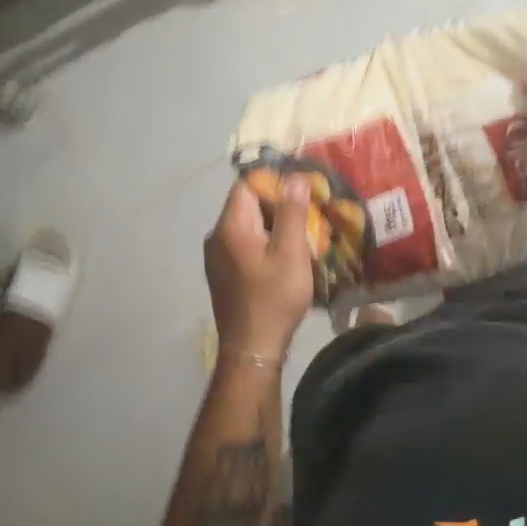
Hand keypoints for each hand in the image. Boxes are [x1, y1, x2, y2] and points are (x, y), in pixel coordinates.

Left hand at [205, 177, 315, 358]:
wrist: (252, 349)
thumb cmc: (274, 298)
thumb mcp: (291, 252)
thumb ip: (292, 211)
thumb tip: (295, 176)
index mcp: (230, 226)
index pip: (248, 185)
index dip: (276, 183)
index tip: (304, 193)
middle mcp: (216, 236)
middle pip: (248, 205)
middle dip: (279, 206)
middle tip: (310, 219)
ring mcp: (217, 257)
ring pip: (249, 226)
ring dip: (275, 227)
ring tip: (303, 239)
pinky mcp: (223, 273)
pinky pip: (245, 245)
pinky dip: (265, 244)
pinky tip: (285, 260)